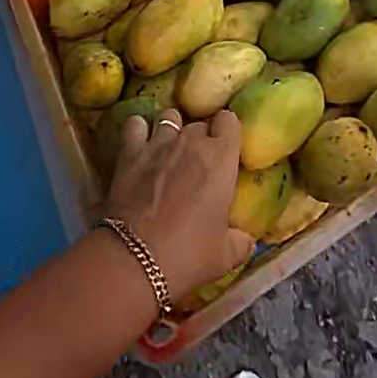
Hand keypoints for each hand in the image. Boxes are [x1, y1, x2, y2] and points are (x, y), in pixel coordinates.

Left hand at [104, 108, 254, 299]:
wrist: (135, 259)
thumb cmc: (188, 254)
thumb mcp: (224, 256)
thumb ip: (240, 242)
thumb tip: (246, 241)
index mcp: (221, 158)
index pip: (230, 121)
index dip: (227, 132)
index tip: (225, 149)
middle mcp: (191, 141)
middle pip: (199, 124)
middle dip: (200, 139)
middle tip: (198, 164)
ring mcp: (158, 143)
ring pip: (169, 117)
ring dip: (171, 129)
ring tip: (169, 149)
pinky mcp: (130, 152)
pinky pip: (135, 125)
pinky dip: (138, 131)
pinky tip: (139, 145)